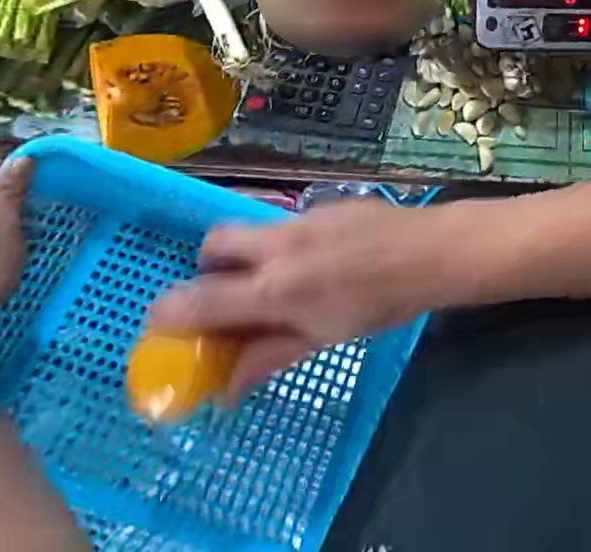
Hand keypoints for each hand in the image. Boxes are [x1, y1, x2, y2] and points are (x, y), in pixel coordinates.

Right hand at [146, 198, 460, 398]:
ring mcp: (300, 218)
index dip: (169, 313)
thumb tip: (226, 387)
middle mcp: (277, 246)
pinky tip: (321, 257)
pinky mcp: (323, 202)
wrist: (426, 251)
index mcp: (274, 289)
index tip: (163, 324)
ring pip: (252, 228)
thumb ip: (270, 356)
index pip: (198, 300)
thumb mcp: (323, 338)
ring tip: (282, 276)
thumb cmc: (378, 304)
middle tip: (229, 290)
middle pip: (214, 242)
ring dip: (249, 251)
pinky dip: (286, 240)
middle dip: (208, 265)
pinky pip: (287, 220)